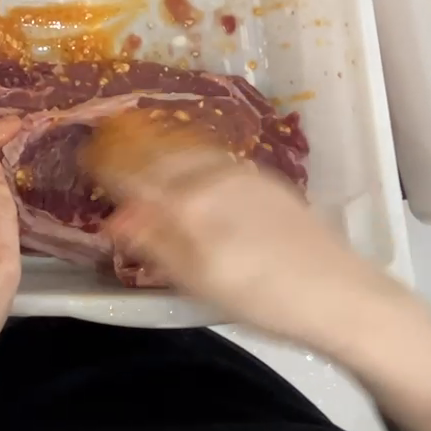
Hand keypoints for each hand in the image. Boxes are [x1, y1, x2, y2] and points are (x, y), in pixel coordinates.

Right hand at [97, 134, 411, 356]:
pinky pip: (209, 152)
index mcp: (188, 203)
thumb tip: (113, 218)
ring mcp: (239, 174)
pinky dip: (185, 146)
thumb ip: (155, 245)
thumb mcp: (200, 281)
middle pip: (157, 152)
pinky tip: (185, 151)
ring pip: (184, 147)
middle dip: (127, 143)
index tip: (86, 154)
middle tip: (104, 137)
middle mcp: (209, 177)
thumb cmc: (265, 298)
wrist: (344, 295)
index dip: (106, 164)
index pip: (134, 174)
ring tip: (136, 132)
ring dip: (155, 138)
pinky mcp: (262, 178)